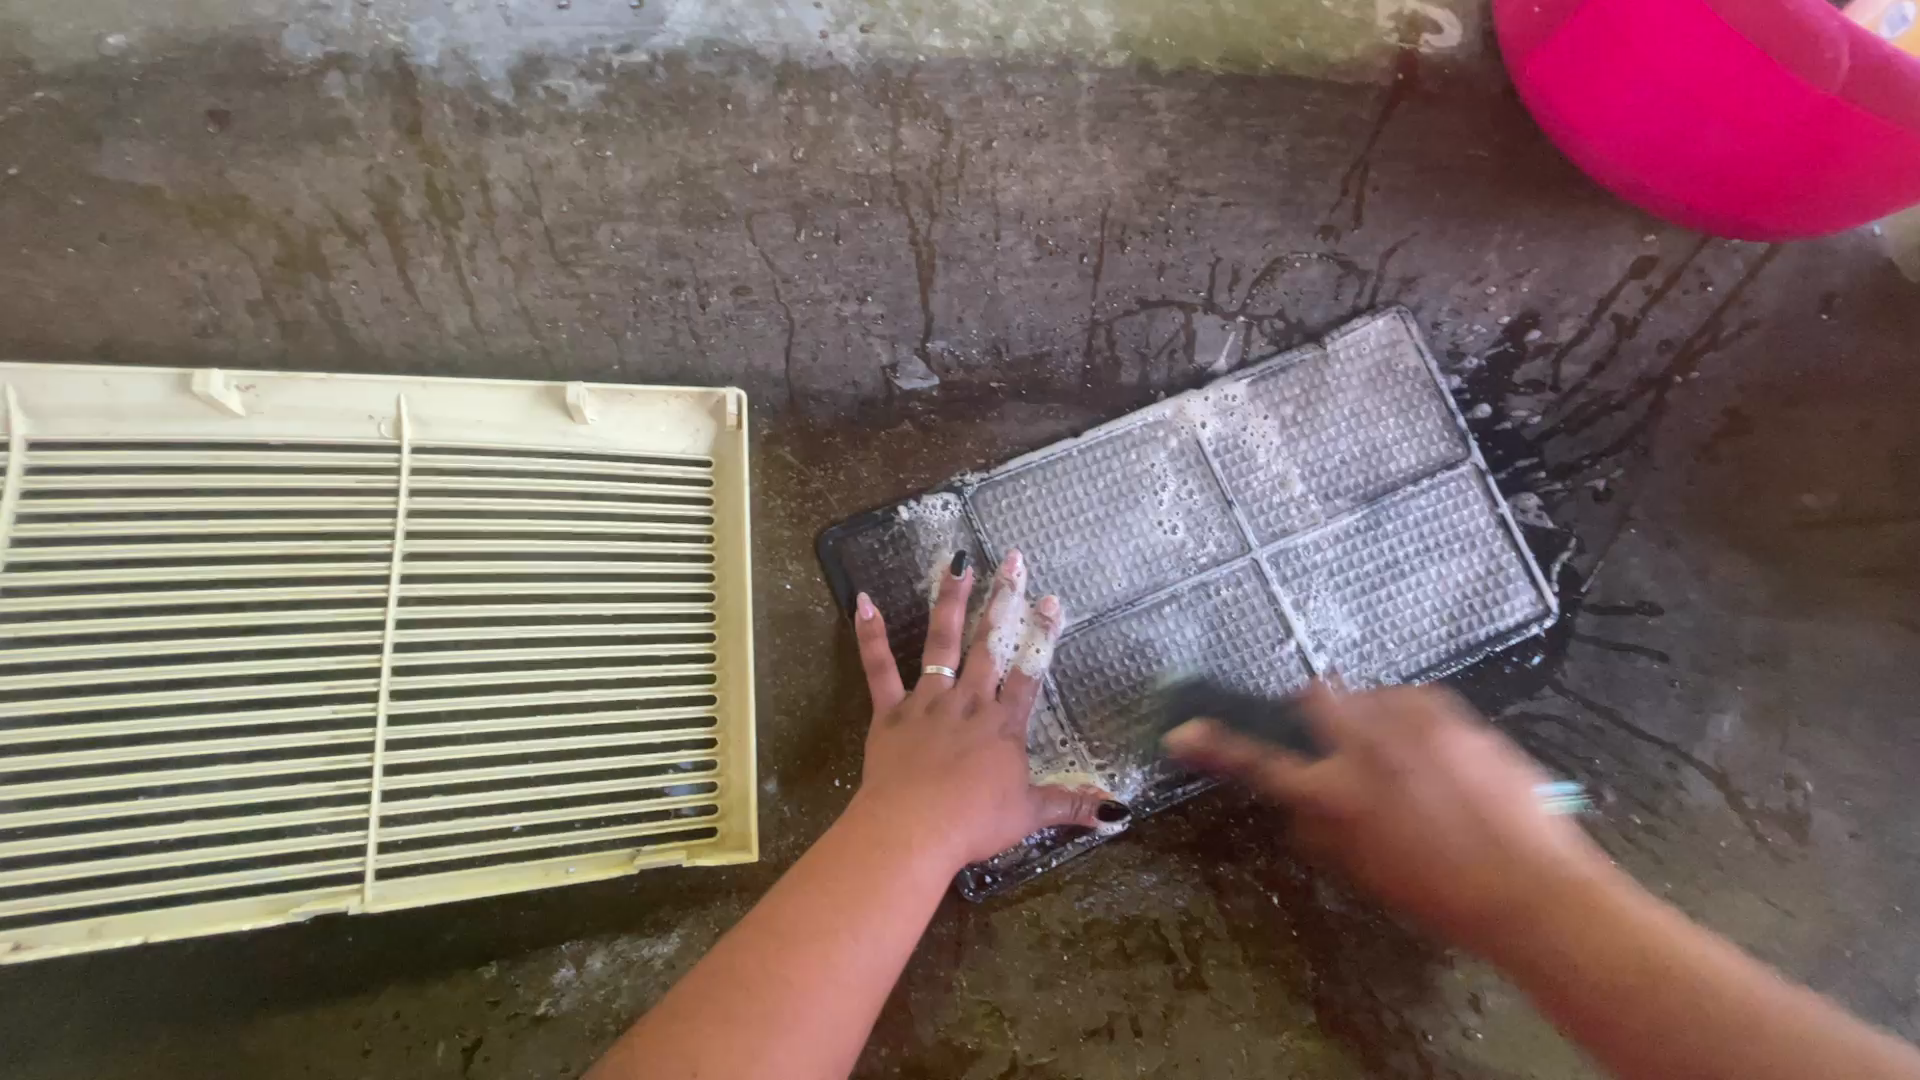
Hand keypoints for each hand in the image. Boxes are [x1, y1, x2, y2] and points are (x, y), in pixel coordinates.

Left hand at [848, 549, 1105, 870]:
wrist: (913, 829)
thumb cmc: (972, 823)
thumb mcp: (1029, 814)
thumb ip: (1071, 805)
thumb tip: (1118, 811)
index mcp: (1002, 724)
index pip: (1029, 672)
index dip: (1042, 635)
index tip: (1052, 599)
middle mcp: (968, 701)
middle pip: (989, 644)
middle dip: (1003, 600)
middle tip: (1013, 561)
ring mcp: (927, 702)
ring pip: (941, 643)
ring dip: (950, 601)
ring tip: (957, 564)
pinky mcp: (891, 711)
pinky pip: (879, 668)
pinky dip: (870, 635)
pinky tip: (864, 600)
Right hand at [1163, 682, 1617, 956]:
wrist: (1540, 895)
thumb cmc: (1443, 895)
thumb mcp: (1362, 871)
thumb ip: (1316, 828)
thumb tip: (1297, 802)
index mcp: (1338, 796)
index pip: (1258, 762)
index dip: (1213, 744)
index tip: (1181, 732)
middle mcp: (1369, 749)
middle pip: (1311, 698)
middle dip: (1309, 710)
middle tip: (1329, 739)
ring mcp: (1415, 726)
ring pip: (1362, 694)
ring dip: (1362, 717)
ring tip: (1392, 753)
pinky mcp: (1456, 716)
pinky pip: (1411, 699)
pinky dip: (1406, 718)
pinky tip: (1428, 752)